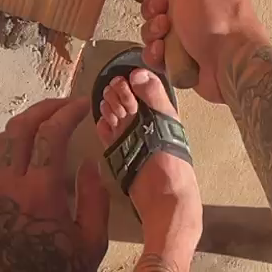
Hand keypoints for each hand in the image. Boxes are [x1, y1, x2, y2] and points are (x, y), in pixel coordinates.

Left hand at [0, 98, 109, 271]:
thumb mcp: (92, 244)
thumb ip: (94, 199)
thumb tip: (89, 164)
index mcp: (40, 193)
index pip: (50, 135)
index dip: (67, 113)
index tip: (83, 105)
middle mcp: (10, 186)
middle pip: (19, 128)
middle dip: (43, 108)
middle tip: (66, 105)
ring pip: (1, 141)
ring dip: (24, 122)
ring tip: (47, 120)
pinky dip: (12, 143)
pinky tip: (30, 149)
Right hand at [94, 70, 201, 244]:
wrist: (164, 198)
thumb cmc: (169, 160)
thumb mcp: (165, 121)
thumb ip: (154, 96)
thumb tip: (138, 72)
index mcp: (160, 115)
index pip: (141, 91)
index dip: (130, 84)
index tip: (123, 81)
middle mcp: (145, 125)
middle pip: (126, 102)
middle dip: (117, 95)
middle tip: (112, 93)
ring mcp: (131, 140)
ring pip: (115, 117)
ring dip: (109, 109)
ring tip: (107, 107)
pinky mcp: (121, 154)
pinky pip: (109, 136)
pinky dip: (104, 129)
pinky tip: (102, 124)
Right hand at [130, 0, 268, 103]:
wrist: (230, 65)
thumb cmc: (217, 20)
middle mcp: (200, 12)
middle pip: (160, 7)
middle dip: (153, 9)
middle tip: (162, 14)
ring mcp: (192, 38)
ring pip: (156, 32)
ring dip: (153, 32)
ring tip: (163, 36)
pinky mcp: (184, 62)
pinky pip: (159, 56)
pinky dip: (156, 54)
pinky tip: (162, 53)